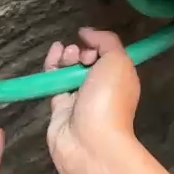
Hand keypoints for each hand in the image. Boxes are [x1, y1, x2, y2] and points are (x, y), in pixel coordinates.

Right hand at [43, 27, 140, 164]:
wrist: (90, 141)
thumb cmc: (109, 98)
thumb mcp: (118, 60)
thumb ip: (106, 41)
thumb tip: (87, 32)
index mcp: (120, 79)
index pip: (108, 56)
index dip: (100, 46)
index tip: (93, 45)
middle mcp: (101, 88)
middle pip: (88, 61)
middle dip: (82, 51)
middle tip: (81, 56)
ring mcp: (79, 98)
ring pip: (69, 69)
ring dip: (66, 56)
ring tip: (66, 54)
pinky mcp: (59, 106)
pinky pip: (54, 81)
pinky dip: (52, 65)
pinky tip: (54, 53)